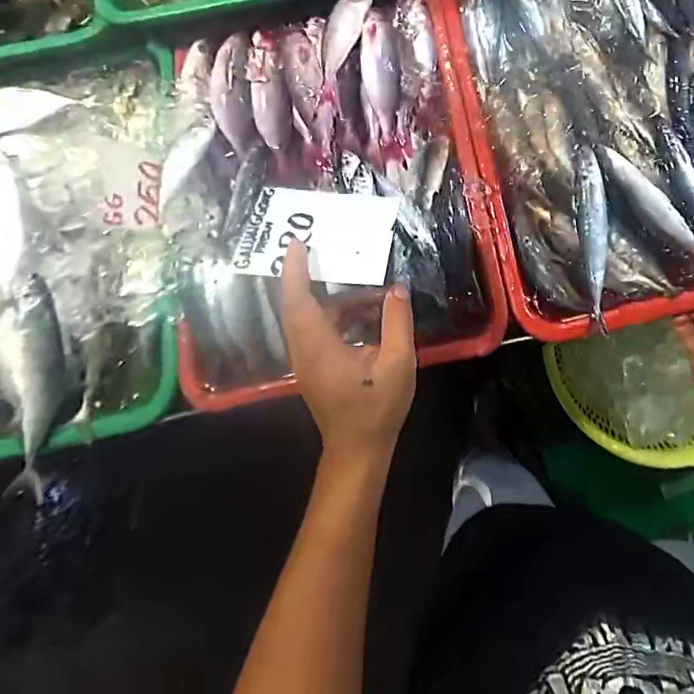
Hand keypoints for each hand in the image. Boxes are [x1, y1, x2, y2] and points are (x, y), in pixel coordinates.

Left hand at [279, 240, 416, 460]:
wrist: (359, 449)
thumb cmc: (377, 408)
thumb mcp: (397, 363)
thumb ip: (397, 323)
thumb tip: (397, 289)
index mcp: (319, 348)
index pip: (299, 302)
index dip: (296, 271)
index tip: (297, 244)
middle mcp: (305, 352)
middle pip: (298, 306)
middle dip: (306, 275)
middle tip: (321, 249)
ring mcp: (308, 361)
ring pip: (311, 318)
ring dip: (334, 298)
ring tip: (365, 287)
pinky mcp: (316, 368)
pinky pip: (319, 330)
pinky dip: (337, 314)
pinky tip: (367, 315)